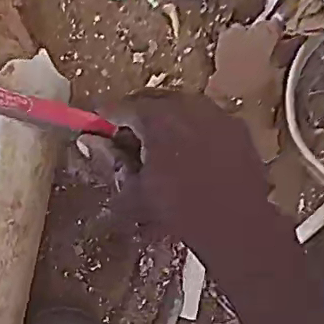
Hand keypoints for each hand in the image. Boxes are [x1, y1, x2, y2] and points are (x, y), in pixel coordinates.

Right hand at [82, 93, 286, 267]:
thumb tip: (87, 142)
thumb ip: (109, 163)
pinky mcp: (236, 127)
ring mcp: (216, 113)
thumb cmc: (177, 209)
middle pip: (153, 100)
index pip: (122, 107)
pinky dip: (191, 131)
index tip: (95, 129)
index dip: (105, 118)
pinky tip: (188, 157)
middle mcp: (188, 105)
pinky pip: (205, 120)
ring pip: (181, 107)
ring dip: (164, 122)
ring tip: (157, 150)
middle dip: (135, 117)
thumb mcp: (133, 192)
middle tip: (124, 141)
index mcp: (157, 117)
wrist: (234, 222)